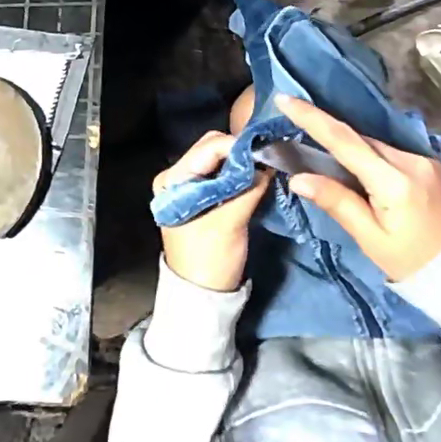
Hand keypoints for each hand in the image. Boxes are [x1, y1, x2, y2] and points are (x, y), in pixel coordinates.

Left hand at [153, 131, 269, 291]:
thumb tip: (269, 161)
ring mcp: (187, 186)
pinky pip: (221, 173)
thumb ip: (248, 188)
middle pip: (212, 148)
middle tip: (266, 158)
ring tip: (264, 166)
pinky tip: (256, 177)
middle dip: (239, 151)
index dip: (237, 146)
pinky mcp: (201, 195)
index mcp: (171, 181)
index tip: (265, 150)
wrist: (202, 296)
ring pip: (218, 158)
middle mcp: (175, 177)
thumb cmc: (210, 261)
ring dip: (241, 161)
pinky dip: (239, 172)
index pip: (207, 148)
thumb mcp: (229, 224)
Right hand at [275, 95, 440, 280]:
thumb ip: (337, 203)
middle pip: (363, 140)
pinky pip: (399, 155)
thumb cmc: (415, 263)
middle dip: (333, 136)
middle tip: (301, 134)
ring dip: (358, 151)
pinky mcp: (439, 166)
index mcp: (394, 181)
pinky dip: (379, 161)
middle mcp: (413, 161)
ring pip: (381, 147)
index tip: (286, 98)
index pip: (345, 141)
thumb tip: (298, 177)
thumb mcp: (371, 239)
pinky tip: (373, 179)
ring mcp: (430, 161)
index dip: (312, 118)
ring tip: (337, 167)